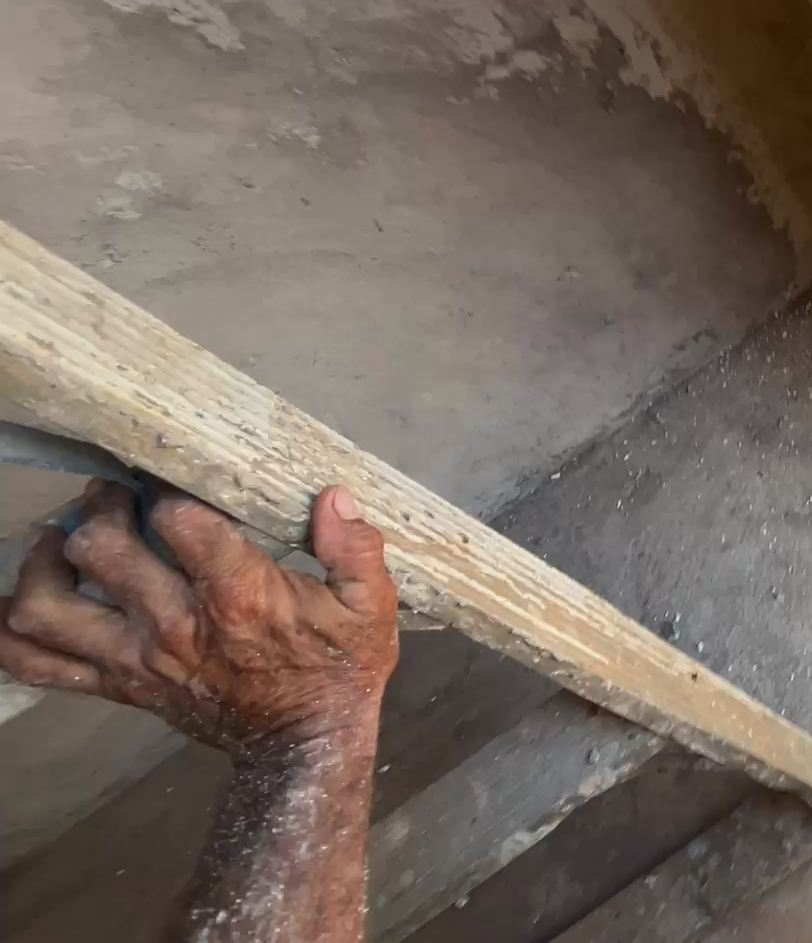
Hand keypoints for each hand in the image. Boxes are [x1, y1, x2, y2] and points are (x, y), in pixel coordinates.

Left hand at [0, 482, 397, 760]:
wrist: (307, 736)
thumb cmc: (345, 662)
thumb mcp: (373, 602)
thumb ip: (356, 547)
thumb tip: (334, 496)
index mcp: (240, 595)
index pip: (181, 524)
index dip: (173, 489)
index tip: (180, 475)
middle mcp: (175, 623)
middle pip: (102, 550)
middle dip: (104, 508)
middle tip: (120, 491)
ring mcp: (136, 657)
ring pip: (43, 604)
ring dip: (43, 560)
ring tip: (65, 534)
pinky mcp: (116, 684)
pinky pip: (31, 660)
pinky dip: (10, 627)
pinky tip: (28, 597)